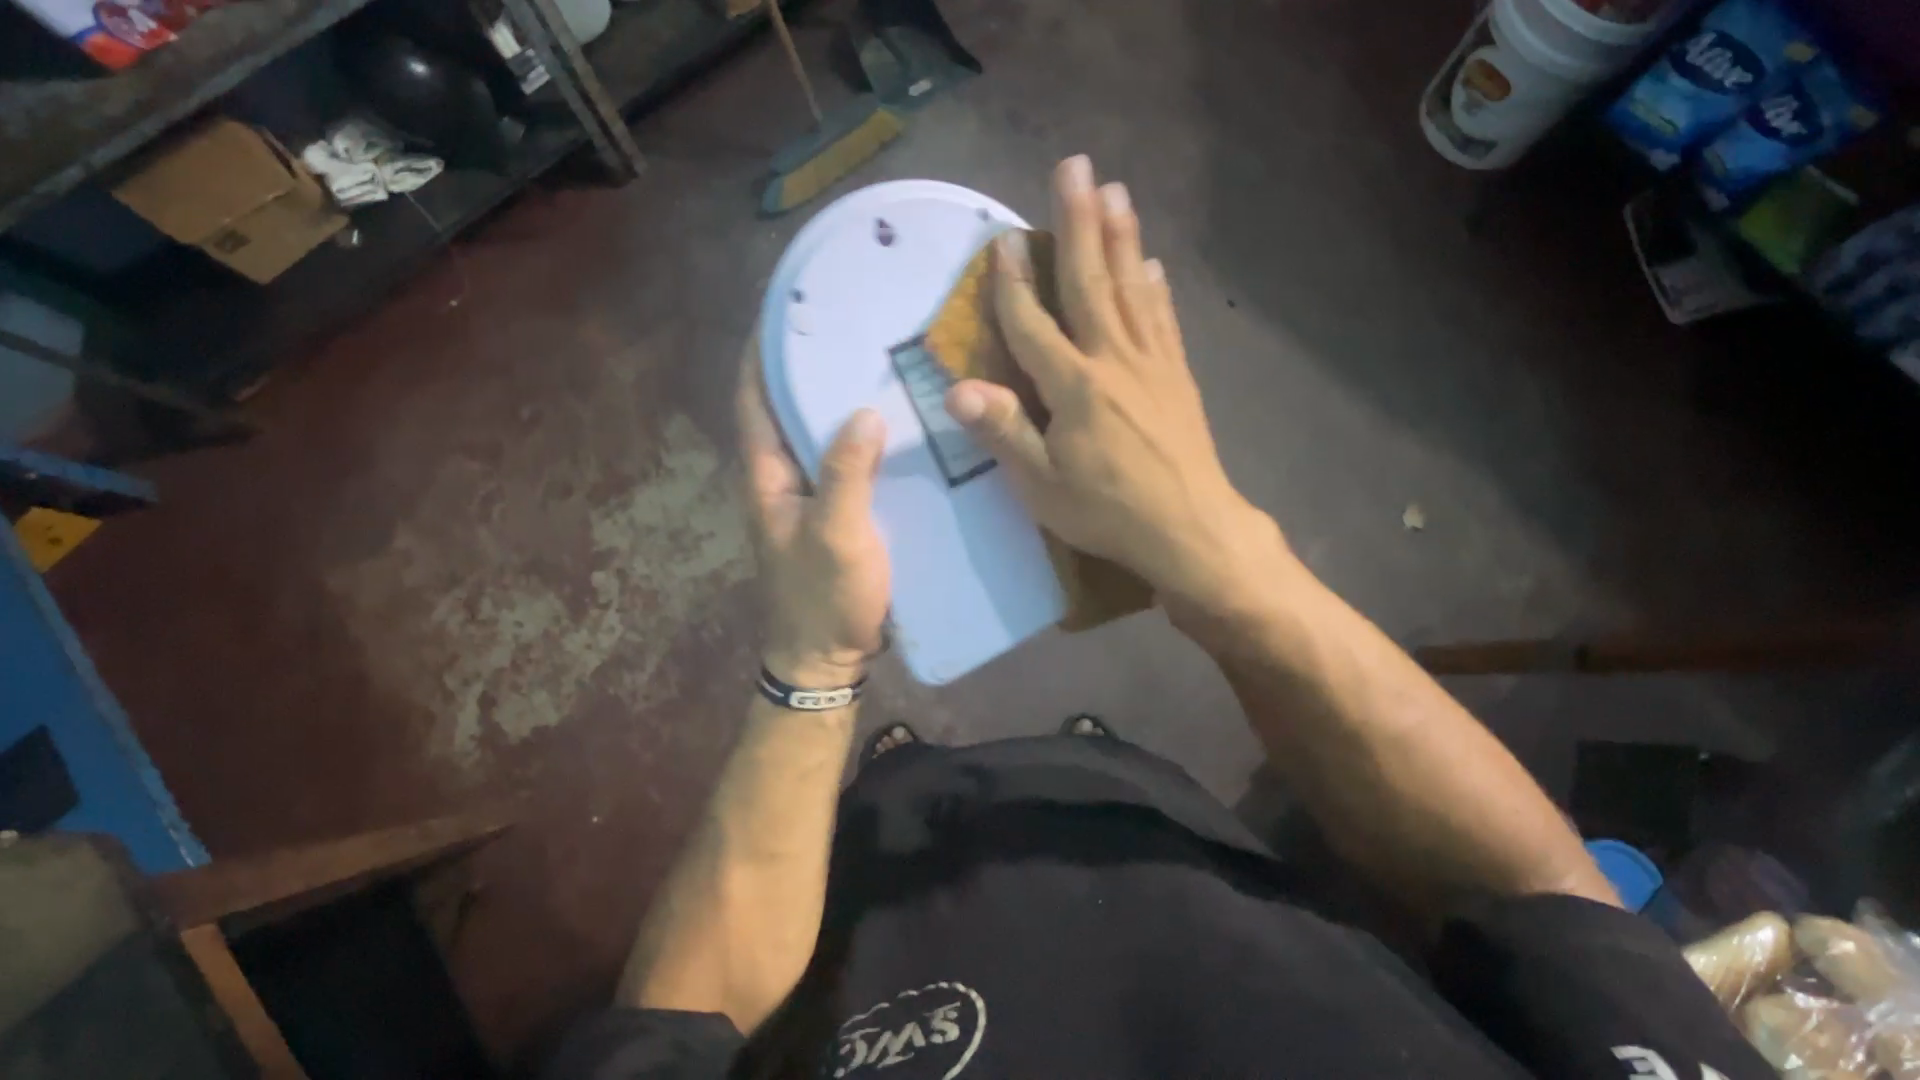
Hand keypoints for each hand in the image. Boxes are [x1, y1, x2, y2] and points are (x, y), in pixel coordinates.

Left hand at [736, 339, 890, 687]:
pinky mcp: (837, 512)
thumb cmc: (823, 597)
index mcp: (766, 475)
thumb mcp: (837, 534)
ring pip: (819, 433)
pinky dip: (863, 437)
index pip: (754, 398)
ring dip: (838, 399)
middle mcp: (781, 477)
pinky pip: (846, 460)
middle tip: (851, 324)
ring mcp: (809, 496)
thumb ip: (846, 474)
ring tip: (879, 360)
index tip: (789, 308)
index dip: (763, 352)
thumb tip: (863, 411)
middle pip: (787, 408)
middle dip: (809, 366)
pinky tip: (899, 422)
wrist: (827, 659)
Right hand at [944, 155, 1289, 616]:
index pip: (1034, 323)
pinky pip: (1163, 319)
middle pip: (1091, 281)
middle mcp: (1114, 360)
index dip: (1014, 283)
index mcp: (1074, 386)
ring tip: (1115, 190)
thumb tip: (956, 388)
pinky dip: (1155, 287)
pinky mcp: (1177, 377)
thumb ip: (1003, 432)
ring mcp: (1152, 364)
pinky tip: (1152, 264)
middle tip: (1075, 165)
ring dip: (1121, 236)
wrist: (1191, 530)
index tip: (1005, 240)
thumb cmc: (1108, 512)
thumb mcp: (1042, 486)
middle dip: (1079, 222)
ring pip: (1132, 287)